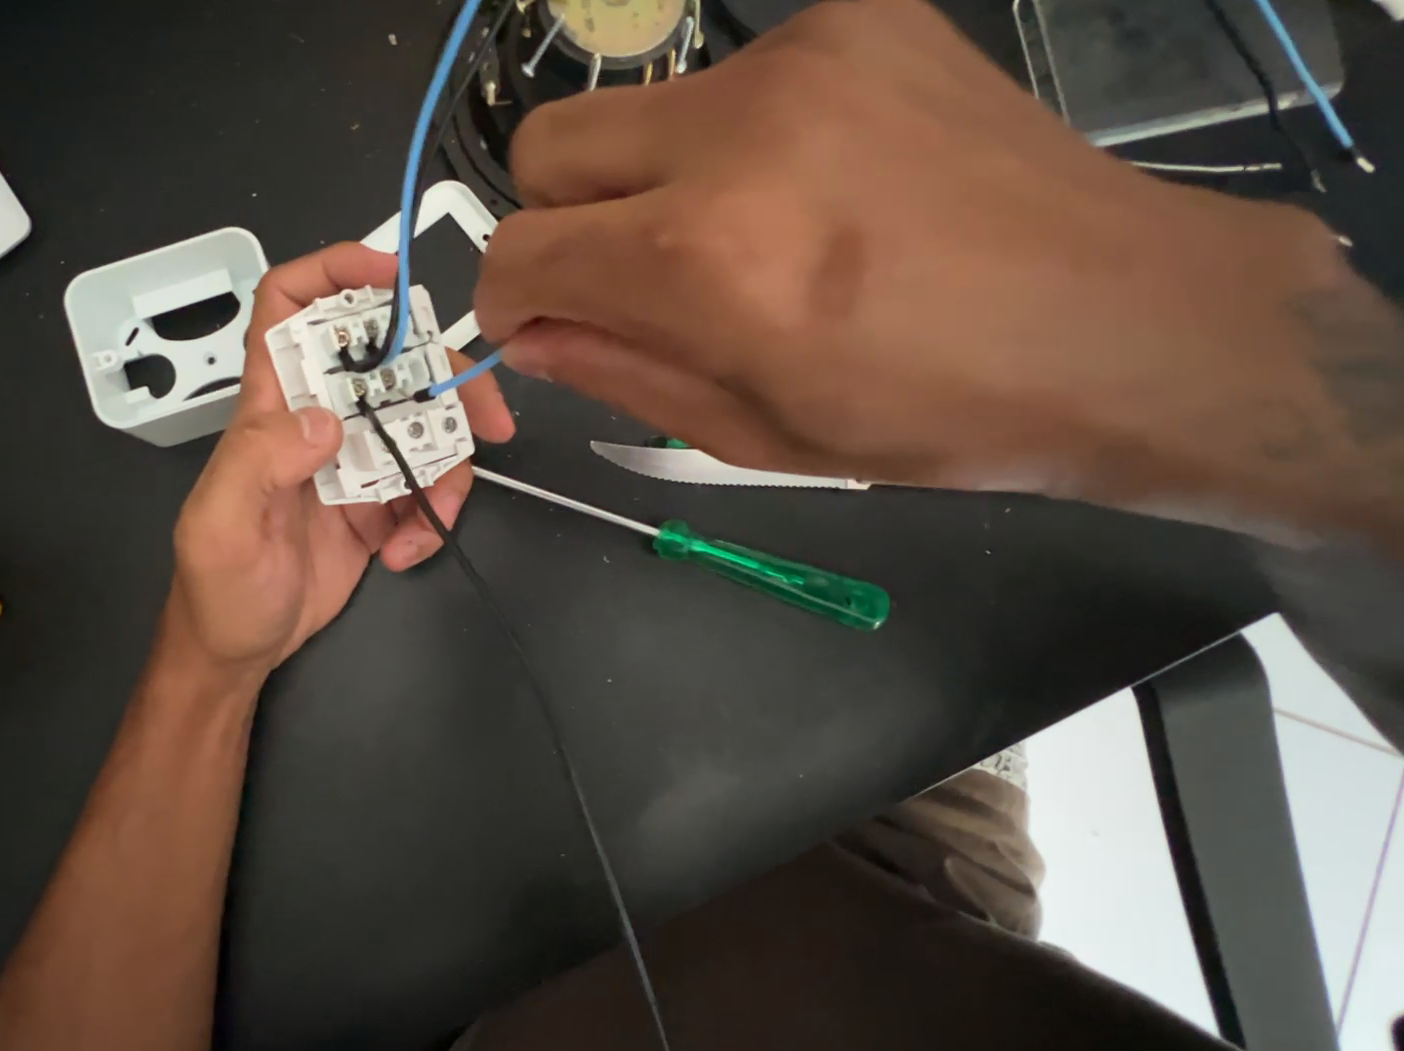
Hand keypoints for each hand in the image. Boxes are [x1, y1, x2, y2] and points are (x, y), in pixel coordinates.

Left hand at [165, 243, 515, 676]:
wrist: (242, 649)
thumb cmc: (219, 587)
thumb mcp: (223, 524)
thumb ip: (261, 462)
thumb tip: (327, 420)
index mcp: (272, 406)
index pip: (290, 310)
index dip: (334, 273)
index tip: (391, 278)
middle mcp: (318, 420)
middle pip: (390, 365)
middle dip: (445, 382)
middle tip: (489, 420)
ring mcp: (354, 461)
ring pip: (424, 429)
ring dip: (449, 470)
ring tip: (436, 520)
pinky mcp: (378, 504)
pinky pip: (426, 488)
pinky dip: (432, 518)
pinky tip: (407, 552)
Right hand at [476, 0, 1391, 539]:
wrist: (1123, 322)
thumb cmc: (922, 415)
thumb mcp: (745, 432)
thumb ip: (613, 372)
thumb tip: (526, 335)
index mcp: (704, 258)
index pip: (520, 249)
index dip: (504, 297)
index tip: (532, 324)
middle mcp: (734, 130)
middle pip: (544, 146)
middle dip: (551, 223)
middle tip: (614, 280)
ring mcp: (798, 54)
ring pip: (626, 109)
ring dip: (635, 182)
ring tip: (725, 240)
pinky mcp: (854, 17)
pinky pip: (715, 82)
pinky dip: (715, 144)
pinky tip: (795, 189)